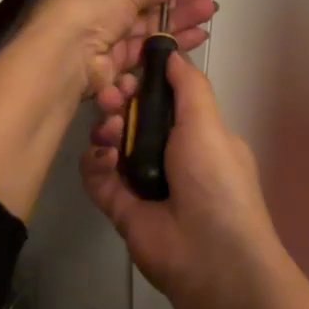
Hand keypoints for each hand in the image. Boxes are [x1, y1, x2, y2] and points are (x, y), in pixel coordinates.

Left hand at [24, 0, 215, 111]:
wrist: (64, 59)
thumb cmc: (88, 10)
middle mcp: (96, 8)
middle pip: (145, 3)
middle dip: (179, 1)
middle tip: (210, 0)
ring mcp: (104, 37)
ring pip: (148, 27)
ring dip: (180, 20)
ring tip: (209, 15)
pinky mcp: (112, 65)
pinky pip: (146, 50)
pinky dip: (170, 42)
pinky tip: (196, 37)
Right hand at [81, 51, 282, 308]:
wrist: (209, 255)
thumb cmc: (215, 180)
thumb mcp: (208, 123)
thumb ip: (188, 86)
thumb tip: (172, 53)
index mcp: (197, 135)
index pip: (163, 98)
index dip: (144, 82)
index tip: (130, 71)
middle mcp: (169, 155)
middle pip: (132, 117)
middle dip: (119, 102)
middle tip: (112, 99)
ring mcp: (143, 181)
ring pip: (112, 142)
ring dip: (106, 129)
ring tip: (110, 133)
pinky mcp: (120, 206)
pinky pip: (97, 176)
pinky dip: (94, 162)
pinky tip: (103, 157)